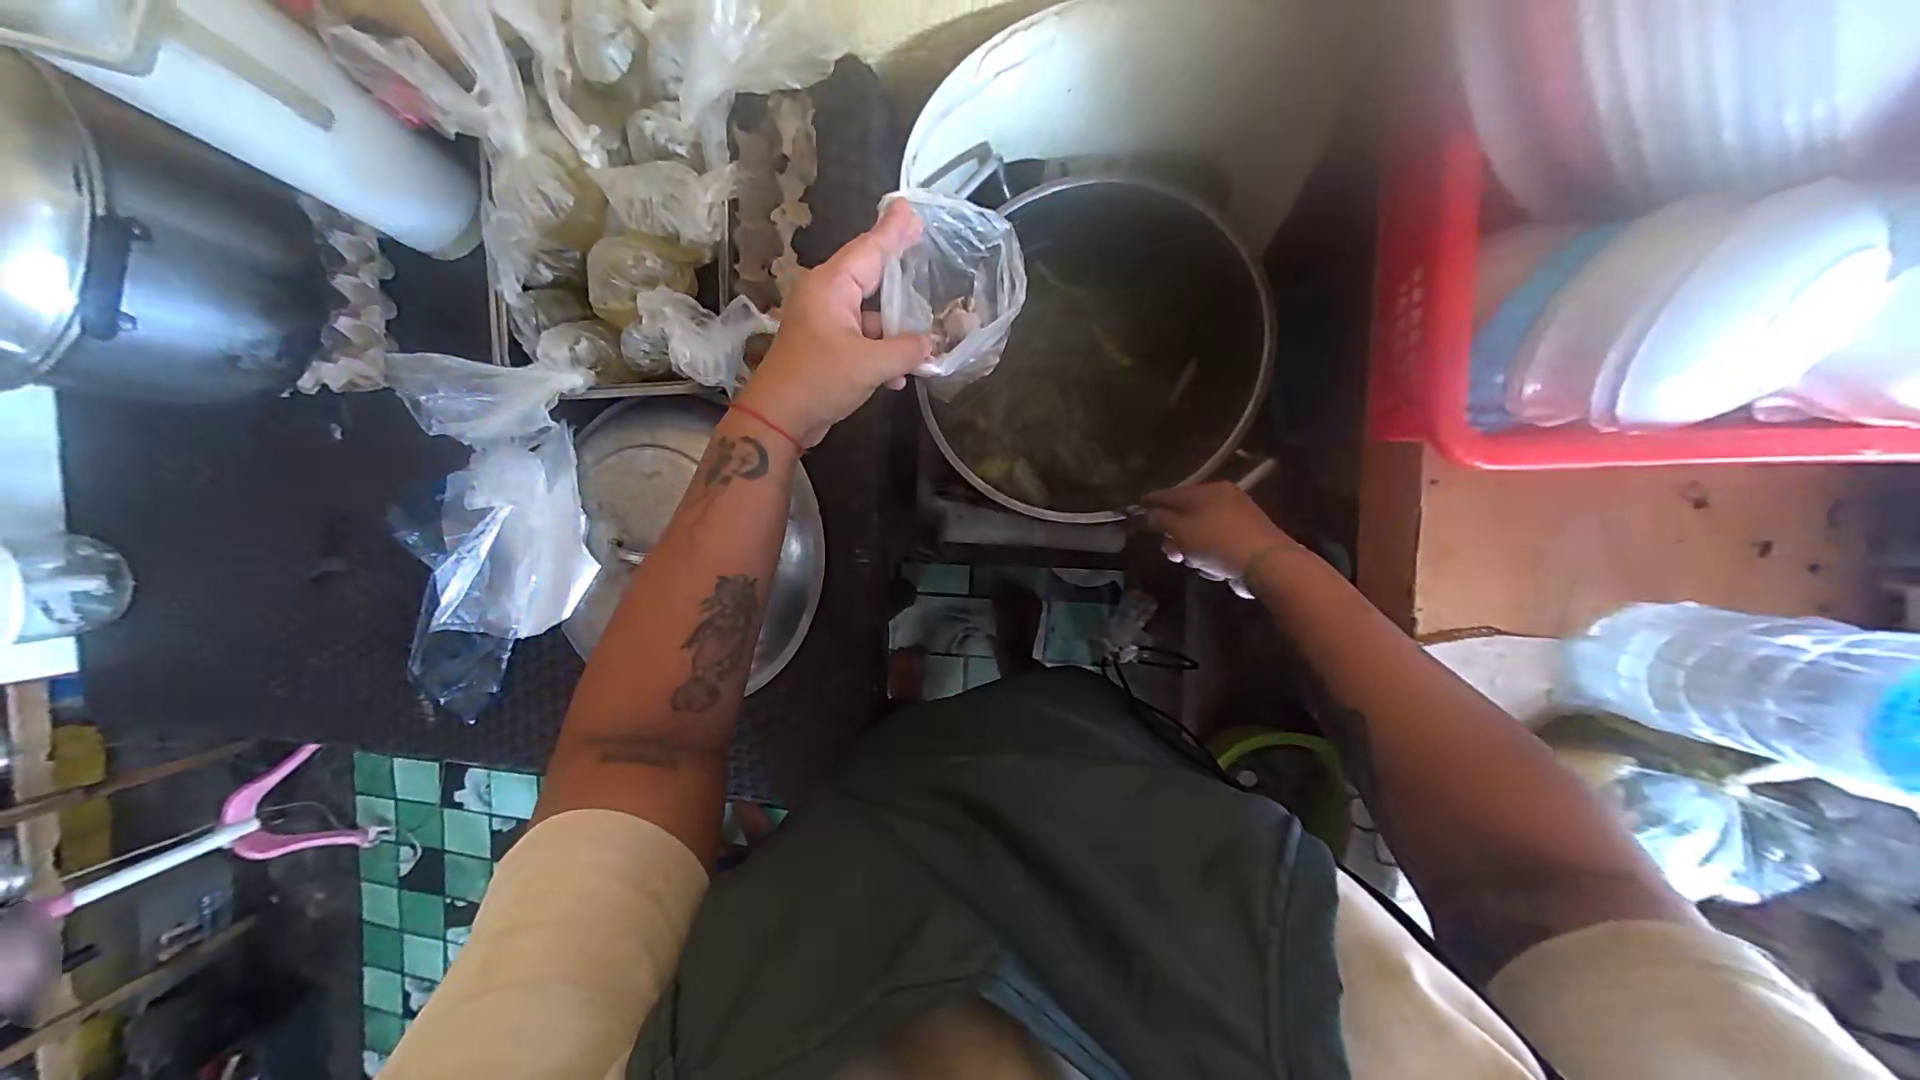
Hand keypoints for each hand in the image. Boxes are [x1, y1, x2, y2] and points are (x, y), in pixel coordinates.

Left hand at [735, 200, 933, 447]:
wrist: (778, 418)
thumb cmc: (818, 381)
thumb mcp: (869, 366)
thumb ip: (906, 351)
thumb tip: (930, 344)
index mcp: (832, 287)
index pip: (869, 249)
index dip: (893, 230)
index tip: (911, 209)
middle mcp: (827, 298)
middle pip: (871, 276)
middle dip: (899, 269)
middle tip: (924, 242)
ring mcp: (826, 323)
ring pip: (871, 315)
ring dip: (897, 329)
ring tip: (930, 336)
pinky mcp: (828, 349)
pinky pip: (863, 340)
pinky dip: (882, 353)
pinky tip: (902, 375)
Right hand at [1142, 482, 1303, 597]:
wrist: (1268, 564)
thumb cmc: (1218, 542)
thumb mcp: (1182, 530)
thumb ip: (1162, 520)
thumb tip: (1151, 514)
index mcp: (1208, 491)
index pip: (1173, 493)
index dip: (1153, 500)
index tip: (1138, 505)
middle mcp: (1224, 500)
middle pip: (1187, 515)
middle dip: (1174, 534)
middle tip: (1170, 551)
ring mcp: (1238, 519)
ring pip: (1201, 532)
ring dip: (1191, 548)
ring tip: (1191, 562)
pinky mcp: (1246, 540)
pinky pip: (1217, 544)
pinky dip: (1210, 555)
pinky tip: (1212, 568)